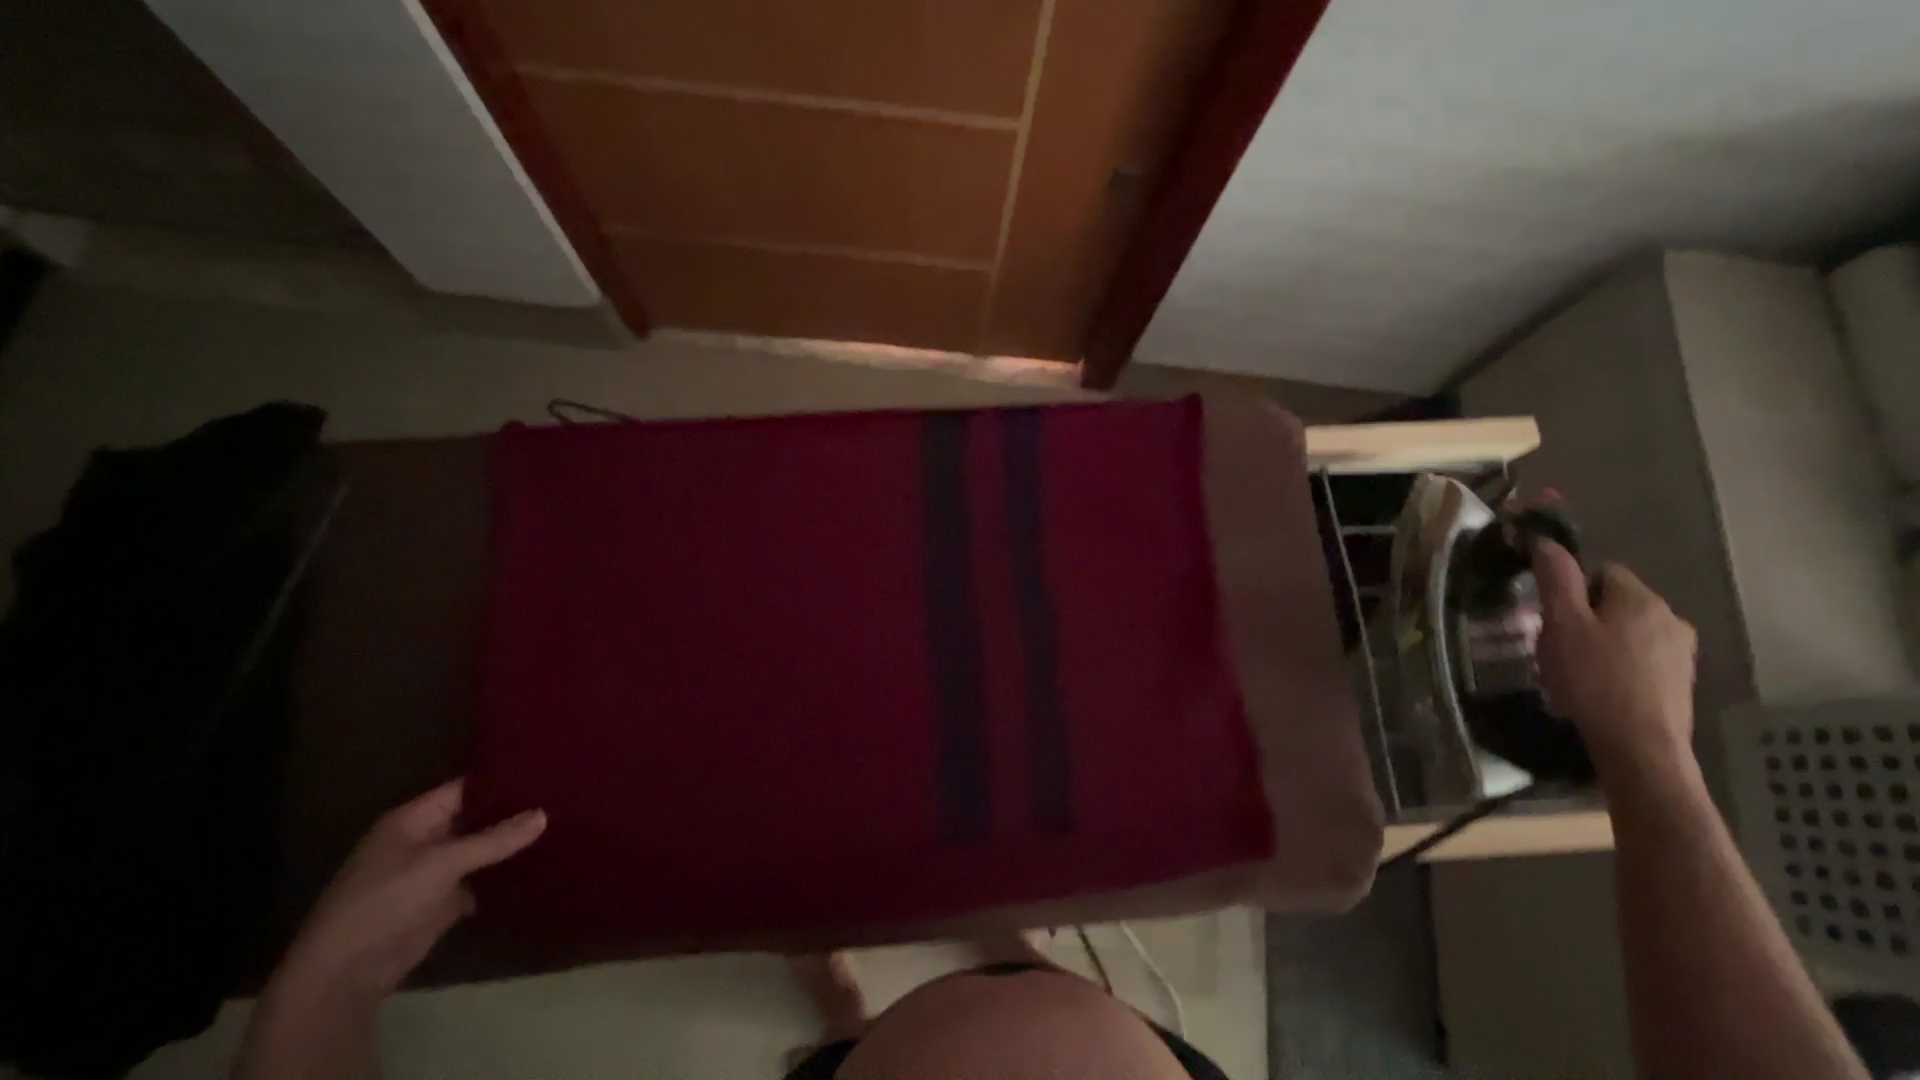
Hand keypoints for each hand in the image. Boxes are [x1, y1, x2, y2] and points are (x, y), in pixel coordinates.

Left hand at [274, 780, 545, 999]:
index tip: (546, 773)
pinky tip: (542, 866)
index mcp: (413, 819)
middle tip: (564, 799)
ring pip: (482, 851)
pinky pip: (481, 881)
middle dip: (513, 813)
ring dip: (512, 846)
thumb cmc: (384, 901)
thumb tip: (544, 814)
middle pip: (476, 819)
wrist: (347, 972)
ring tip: (563, 827)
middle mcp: (425, 840)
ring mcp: (434, 873)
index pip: (464, 789)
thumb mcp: (440, 864)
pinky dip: (504, 876)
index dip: (501, 781)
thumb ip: (493, 840)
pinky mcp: (444, 903)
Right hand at [1532, 541, 1698, 772]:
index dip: (1571, 591)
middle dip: (1587, 618)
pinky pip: (1643, 659)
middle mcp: (1670, 617)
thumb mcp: (1562, 625)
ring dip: (1605, 643)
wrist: (1639, 747)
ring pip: (1630, 632)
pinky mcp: (1681, 682)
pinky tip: (1602, 690)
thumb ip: (1556, 579)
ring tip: (1578, 673)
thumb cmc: (1593, 680)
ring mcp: (1681, 652)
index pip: (1601, 572)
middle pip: (1616, 602)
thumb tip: (1546, 541)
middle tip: (1559, 648)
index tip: (1553, 620)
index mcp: (1640, 598)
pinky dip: (1621, 667)